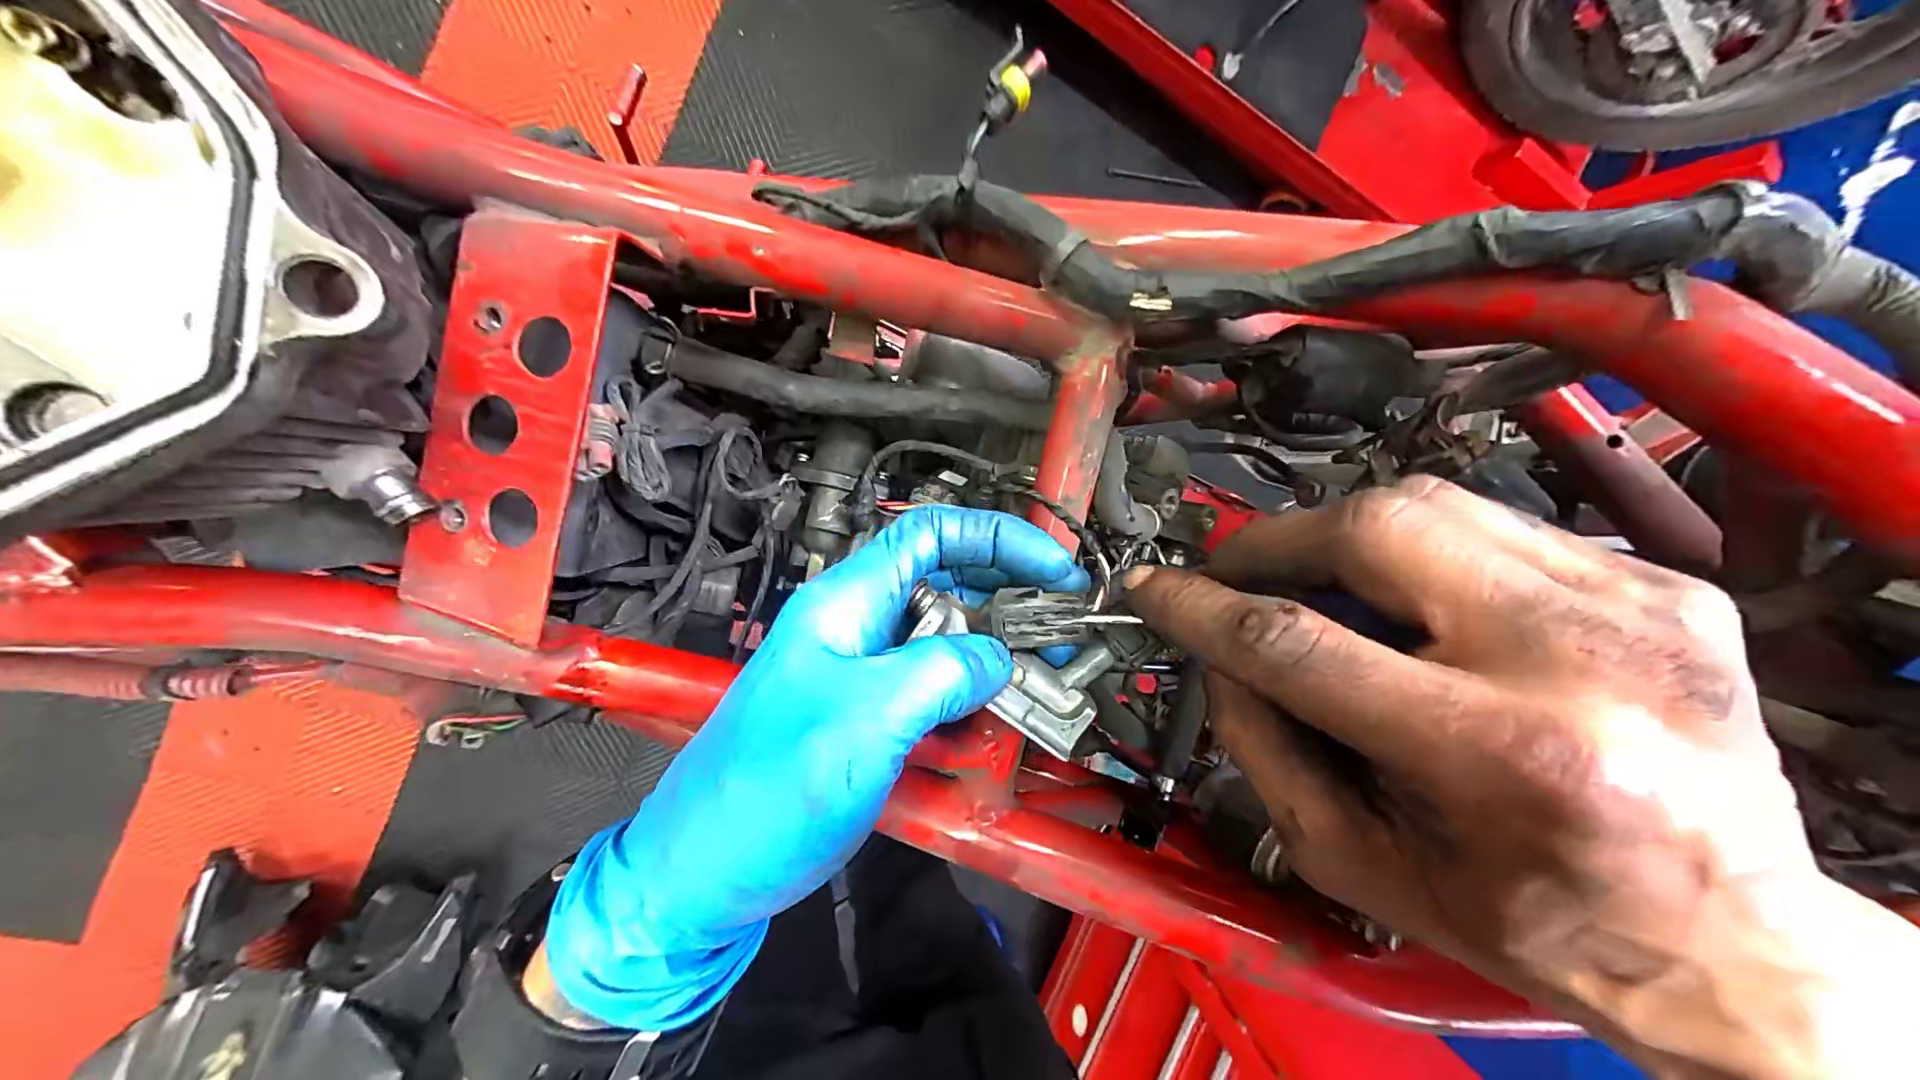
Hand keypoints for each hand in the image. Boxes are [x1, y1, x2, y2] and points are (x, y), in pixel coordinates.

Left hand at [545, 506, 1085, 1030]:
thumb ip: (942, 674)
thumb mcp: (864, 719)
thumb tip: (999, 660)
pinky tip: (987, 737)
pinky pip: (937, 698)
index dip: (998, 537)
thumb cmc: (765, 788)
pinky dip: (970, 710)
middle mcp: (862, 629)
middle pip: (950, 589)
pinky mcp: (875, 720)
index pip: (931, 535)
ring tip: (1037, 693)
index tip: (1054, 566)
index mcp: (849, 604)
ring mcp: (869, 677)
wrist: (707, 870)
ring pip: (950, 648)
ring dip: (995, 667)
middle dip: (1010, 606)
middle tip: (1061, 637)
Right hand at [1126, 476, 1917, 1079]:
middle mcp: (1578, 657)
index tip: (1153, 589)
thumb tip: (1214, 651)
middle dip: (1271, 542)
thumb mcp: (1353, 858)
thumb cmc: (1523, 919)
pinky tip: (1411, 602)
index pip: (1297, 643)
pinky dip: (1415, 552)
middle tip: (1232, 574)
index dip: (1202, 608)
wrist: (1736, 940)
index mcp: (1498, 755)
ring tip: (1309, 583)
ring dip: (1335, 537)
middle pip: (1372, 531)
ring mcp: (1635, 602)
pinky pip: (1484, 526)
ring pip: (1425, 505)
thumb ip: (1260, 746)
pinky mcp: (1660, 579)